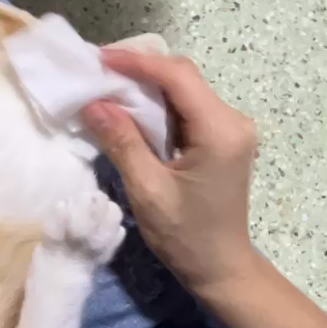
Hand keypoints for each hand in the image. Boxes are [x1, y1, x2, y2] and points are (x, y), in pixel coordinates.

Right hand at [81, 49, 264, 297]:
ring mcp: (231, 130)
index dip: (137, 63)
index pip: (178, 77)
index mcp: (220, 131)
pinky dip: (159, 106)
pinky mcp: (223, 140)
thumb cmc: (185, 236)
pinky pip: (188, 109)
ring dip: (148, 88)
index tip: (100, 60)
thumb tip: (94, 103)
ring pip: (185, 91)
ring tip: (109, 89)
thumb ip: (123, 142)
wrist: (220, 267)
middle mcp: (233, 121)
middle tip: (99, 74)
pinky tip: (133, 112)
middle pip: (184, 77)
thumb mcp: (148, 190)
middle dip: (141, 71)